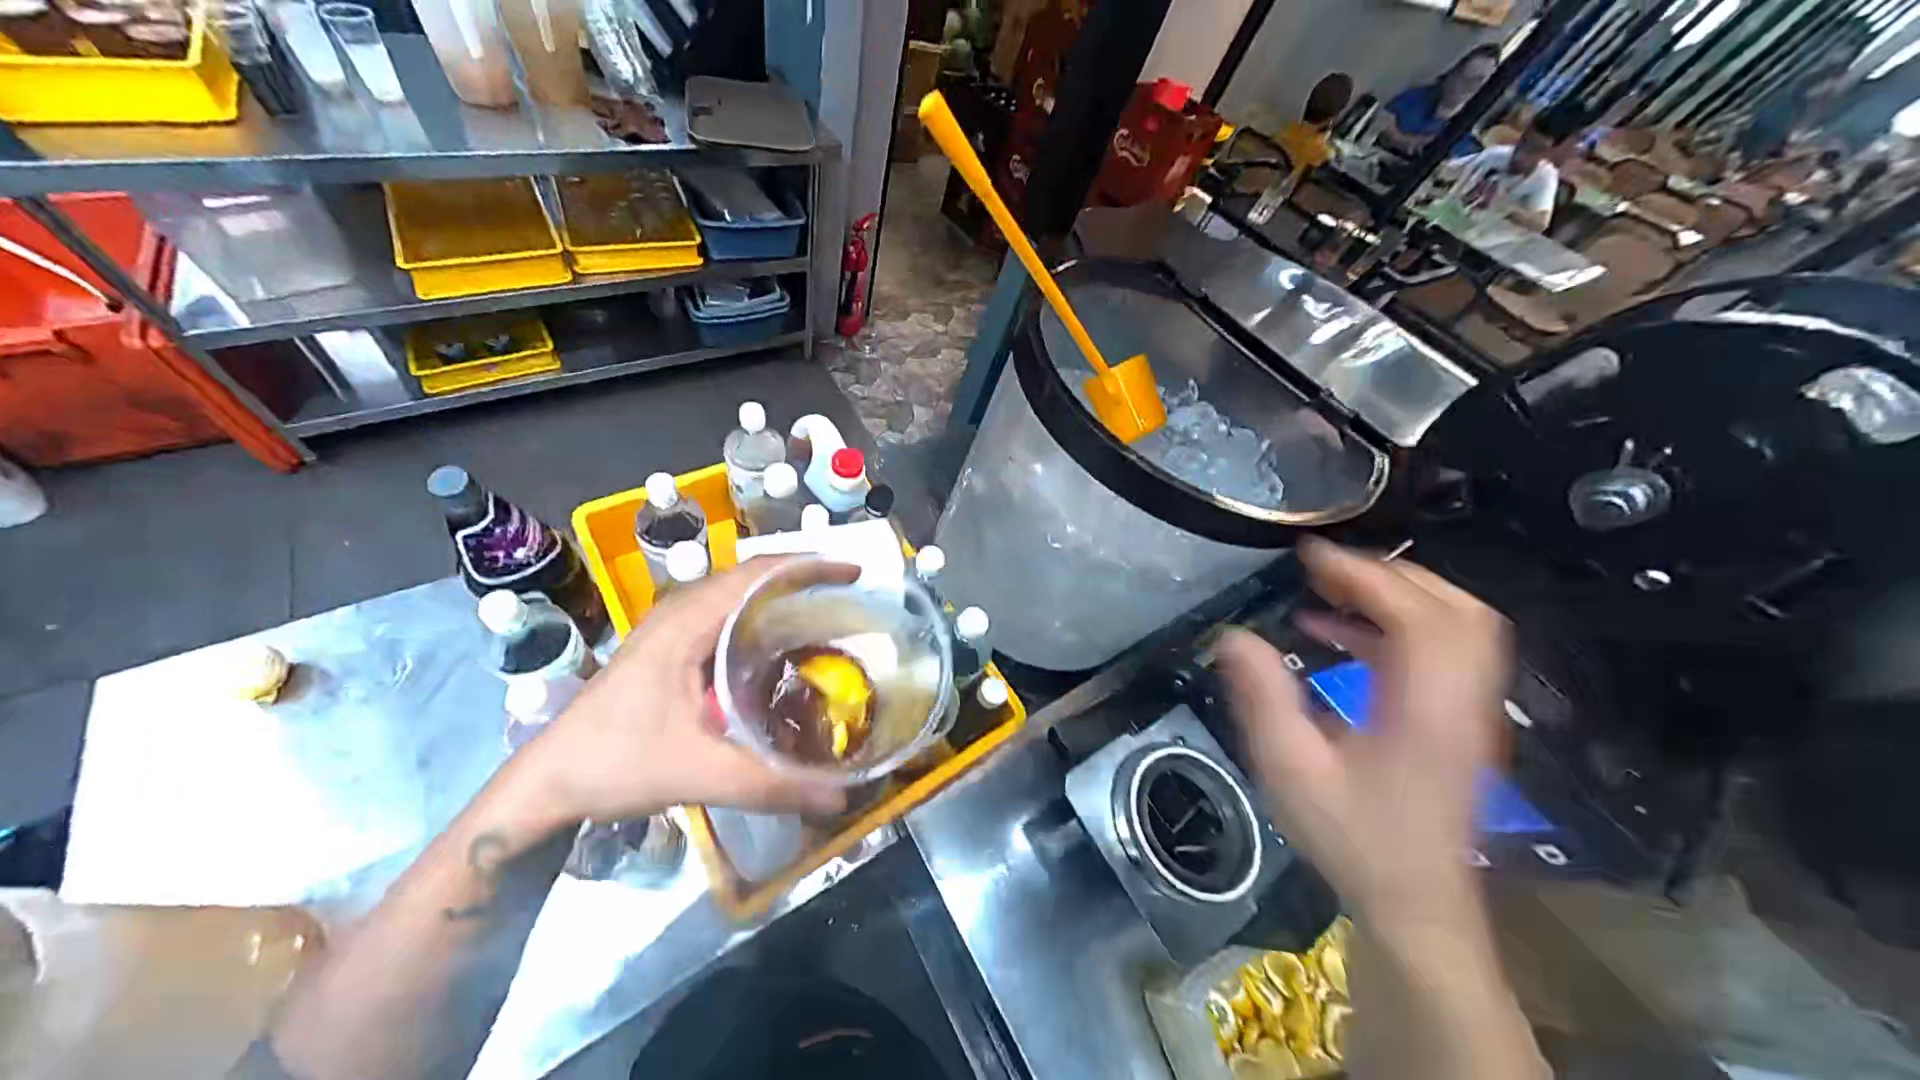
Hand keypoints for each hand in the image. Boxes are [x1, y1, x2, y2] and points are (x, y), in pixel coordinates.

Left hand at [519, 558, 849, 823]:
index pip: (756, 574)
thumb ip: (770, 785)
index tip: (853, 573)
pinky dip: (757, 618)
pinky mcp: (664, 649)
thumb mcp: (699, 773)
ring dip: (778, 596)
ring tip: (822, 615)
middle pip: (749, 576)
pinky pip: (721, 617)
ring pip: (734, 595)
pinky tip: (776, 649)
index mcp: (685, 624)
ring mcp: (667, 629)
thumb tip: (840, 797)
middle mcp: (677, 614)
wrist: (545, 783)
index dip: (809, 565)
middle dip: (801, 577)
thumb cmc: (615, 764)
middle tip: (848, 597)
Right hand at [1217, 539, 1510, 928]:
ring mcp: (1469, 709)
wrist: (1415, 901)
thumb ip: (1262, 699)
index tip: (1311, 555)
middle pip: (1453, 609)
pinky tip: (1339, 632)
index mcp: (1423, 708)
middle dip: (1387, 574)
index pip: (1416, 616)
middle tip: (1323, 567)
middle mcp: (1460, 699)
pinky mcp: (1459, 719)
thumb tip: (1232, 636)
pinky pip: (1442, 650)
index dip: (1365, 574)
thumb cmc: (1353, 837)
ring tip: (1332, 587)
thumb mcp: (1291, 769)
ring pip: (1458, 625)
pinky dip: (1396, 626)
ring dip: (1398, 594)